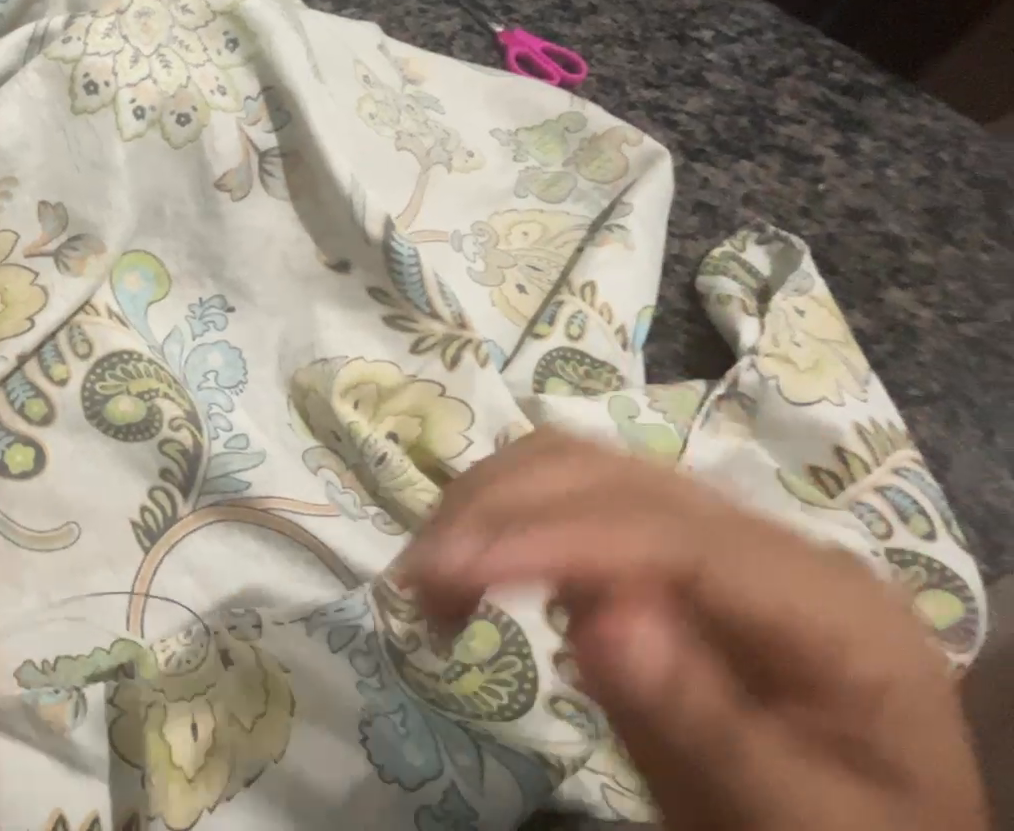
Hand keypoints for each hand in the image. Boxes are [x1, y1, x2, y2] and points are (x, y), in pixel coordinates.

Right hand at [400, 431, 986, 830]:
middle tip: (416, 584)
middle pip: (603, 474)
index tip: (443, 573)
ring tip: (431, 579)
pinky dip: (495, 511)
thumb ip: (703, 722)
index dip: (546, 539)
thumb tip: (600, 621)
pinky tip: (472, 568)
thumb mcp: (785, 814)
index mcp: (824, 603)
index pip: (666, 535)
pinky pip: (558, 488)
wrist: (841, 818)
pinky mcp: (649, 531)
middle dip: (492, 512)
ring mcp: (702, 523)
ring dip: (481, 504)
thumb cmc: (817, 825)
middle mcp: (762, 535)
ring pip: (566, 462)